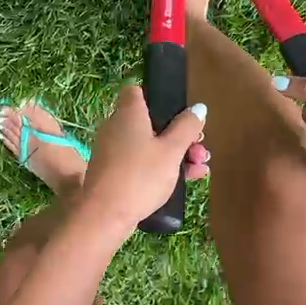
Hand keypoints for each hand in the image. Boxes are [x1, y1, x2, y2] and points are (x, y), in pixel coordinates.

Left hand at [76, 85, 208, 235]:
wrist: (105, 213)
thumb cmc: (141, 175)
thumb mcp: (171, 151)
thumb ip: (186, 128)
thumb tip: (198, 108)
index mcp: (129, 112)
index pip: (137, 91)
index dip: (158, 97)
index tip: (179, 114)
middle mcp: (117, 125)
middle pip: (151, 121)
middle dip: (179, 134)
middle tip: (200, 149)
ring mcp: (113, 149)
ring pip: (149, 143)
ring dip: (175, 153)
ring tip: (200, 168)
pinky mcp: (113, 170)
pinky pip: (141, 160)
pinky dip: (161, 166)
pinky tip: (187, 180)